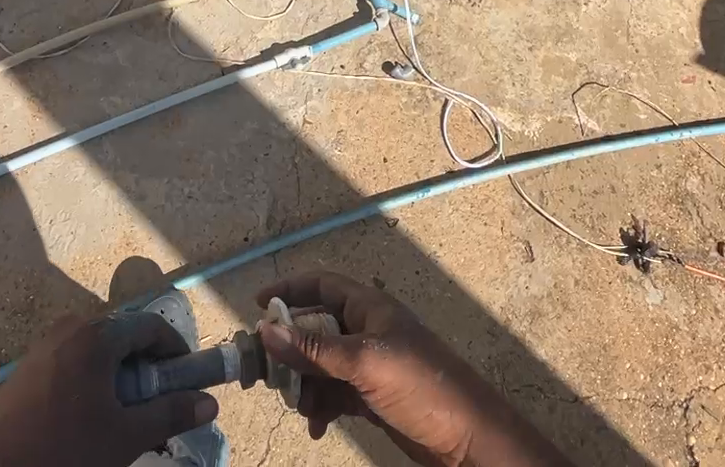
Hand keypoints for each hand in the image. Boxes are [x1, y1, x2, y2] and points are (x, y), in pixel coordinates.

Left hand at [0, 311, 217, 466]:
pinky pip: (72, 361)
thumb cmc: (64, 454)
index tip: (188, 379)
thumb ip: (170, 414)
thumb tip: (210, 403)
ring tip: (126, 415)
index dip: (175, 350)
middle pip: (123, 336)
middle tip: (158, 402)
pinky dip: (92, 380)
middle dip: (146, 366)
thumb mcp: (125, 437)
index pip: (150, 326)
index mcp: (96, 335)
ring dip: (119, 375)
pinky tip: (91, 417)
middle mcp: (70, 327)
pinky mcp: (27, 367)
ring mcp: (44, 345)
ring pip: (97, 350)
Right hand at [257, 271, 574, 466]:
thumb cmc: (420, 386)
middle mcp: (366, 330)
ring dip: (305, 384)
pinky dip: (321, 406)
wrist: (468, 439)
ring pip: (321, 364)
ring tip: (300, 407)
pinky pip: (334, 393)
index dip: (290, 289)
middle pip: (316, 327)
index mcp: (368, 308)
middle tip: (267, 373)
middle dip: (291, 349)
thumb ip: (314, 348)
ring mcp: (369, 364)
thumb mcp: (363, 363)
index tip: (256, 304)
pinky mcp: (373, 395)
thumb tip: (265, 328)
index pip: (321, 284)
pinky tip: (317, 426)